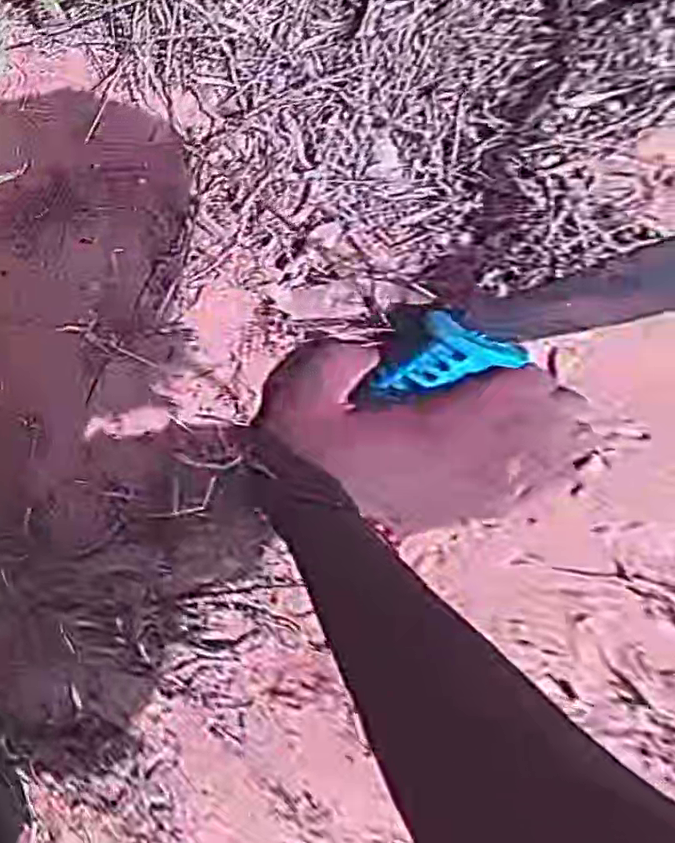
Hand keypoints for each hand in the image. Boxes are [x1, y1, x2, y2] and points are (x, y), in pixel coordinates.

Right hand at [254, 340, 589, 533]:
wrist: (312, 514)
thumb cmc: (309, 459)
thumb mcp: (300, 396)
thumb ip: (338, 361)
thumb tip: (374, 351)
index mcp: (448, 425)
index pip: (523, 379)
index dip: (486, 359)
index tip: (441, 359)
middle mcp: (490, 456)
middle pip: (559, 408)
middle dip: (516, 388)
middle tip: (459, 383)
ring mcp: (499, 485)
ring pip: (565, 441)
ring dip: (530, 420)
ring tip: (479, 414)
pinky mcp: (494, 504)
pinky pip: (552, 475)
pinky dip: (534, 455)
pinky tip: (492, 447)